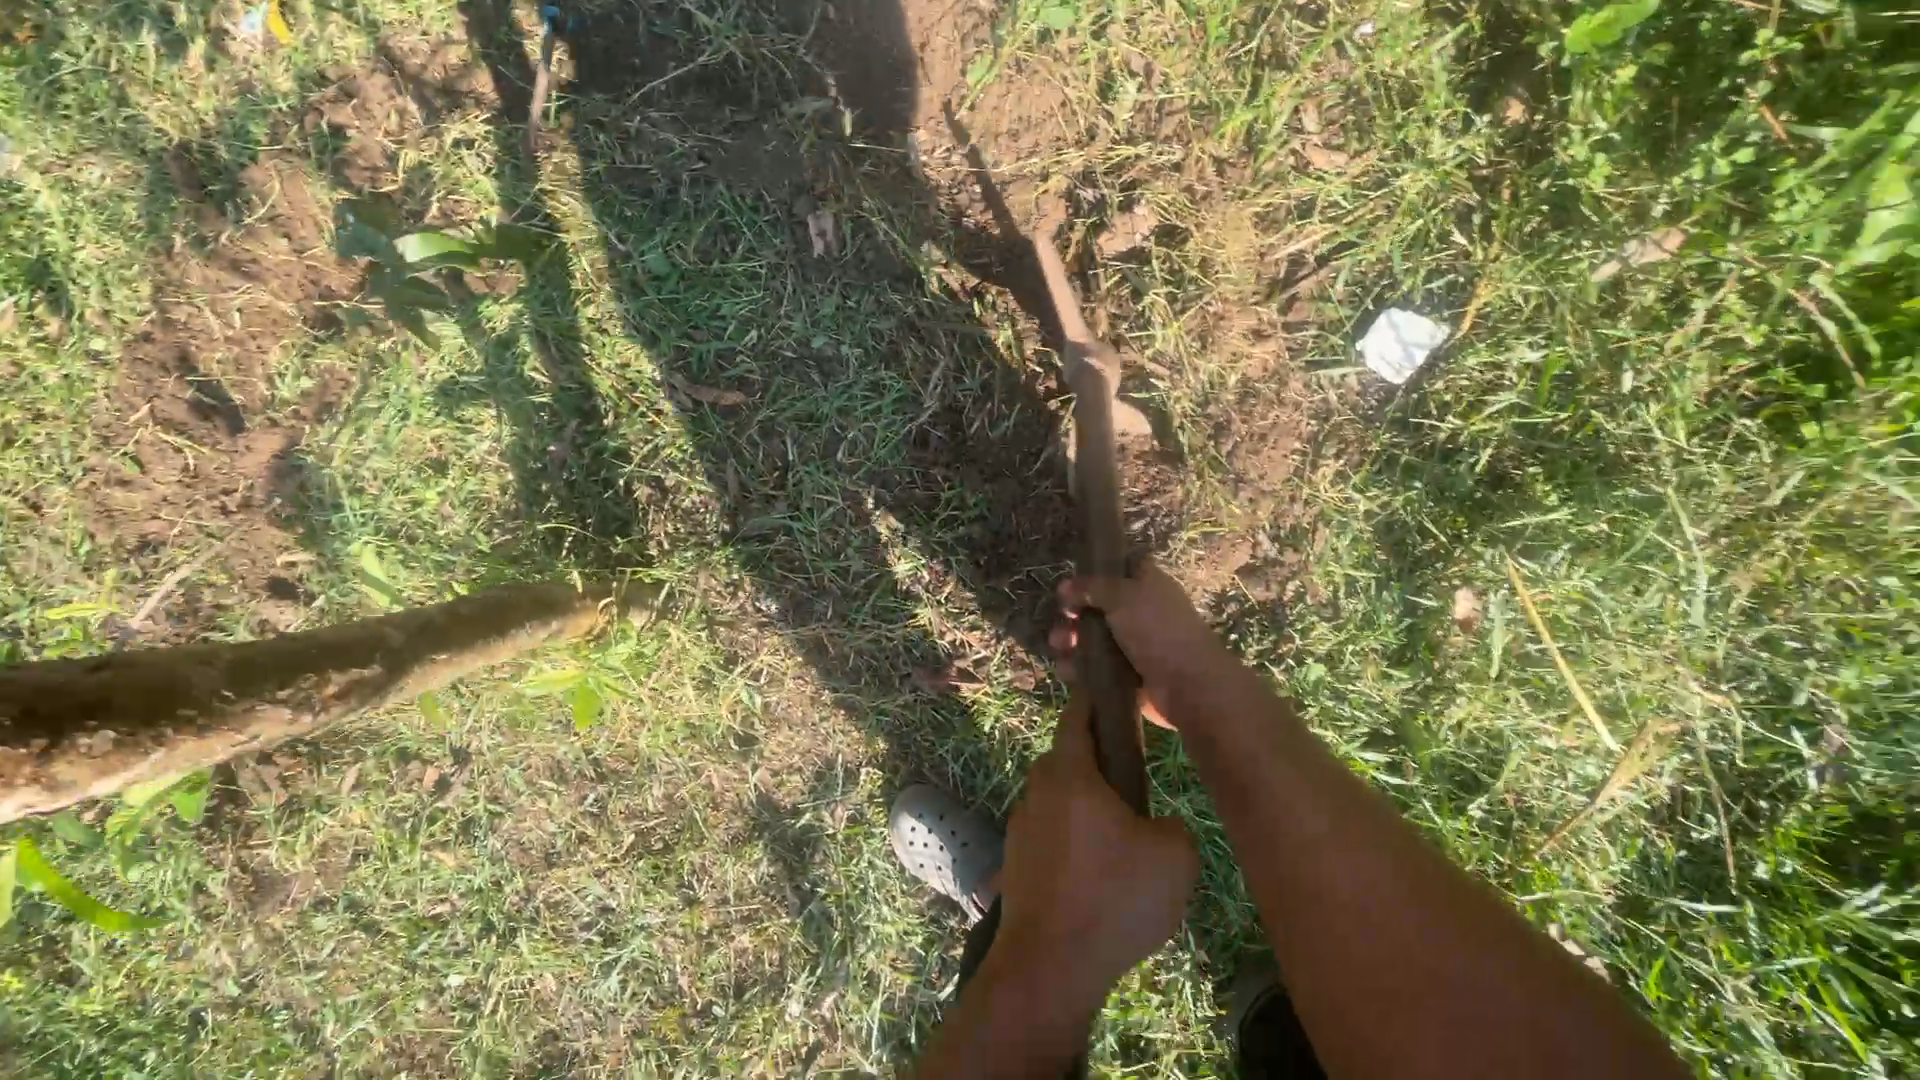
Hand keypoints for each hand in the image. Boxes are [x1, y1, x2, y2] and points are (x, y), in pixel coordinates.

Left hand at [993, 695, 1199, 1011]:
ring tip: (1121, 845)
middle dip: (1099, 765)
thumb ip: (1172, 825)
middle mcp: (1035, 790)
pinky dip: (1071, 842)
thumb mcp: (1175, 857)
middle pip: (1068, 759)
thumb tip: (1155, 825)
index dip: (1099, 700)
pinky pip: (1050, 835)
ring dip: (1085, 809)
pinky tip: (1096, 878)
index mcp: (1068, 773)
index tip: (1119, 696)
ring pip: (1058, 800)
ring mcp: (1020, 827)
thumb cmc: (1113, 899)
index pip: (1078, 715)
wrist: (1049, 968)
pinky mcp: (1015, 863)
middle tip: (1136, 789)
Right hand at [1049, 560, 1236, 729]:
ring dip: (1073, 640)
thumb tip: (1064, 586)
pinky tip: (1066, 670)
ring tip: (1059, 646)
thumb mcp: (1123, 596)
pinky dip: (1080, 668)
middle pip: (1101, 606)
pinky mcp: (1128, 675)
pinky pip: (1097, 667)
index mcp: (1148, 585)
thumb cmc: (1157, 629)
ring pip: (1096, 638)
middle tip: (1065, 618)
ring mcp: (1136, 646)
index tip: (1074, 580)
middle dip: (1076, 612)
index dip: (1099, 570)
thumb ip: (1091, 587)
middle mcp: (1143, 612)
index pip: (1124, 567)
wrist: (1187, 684)